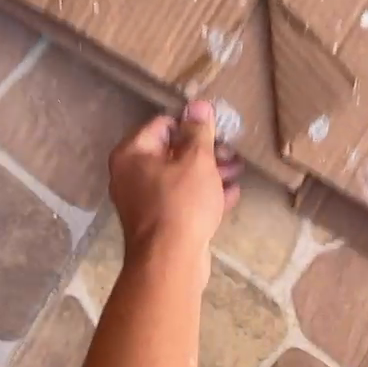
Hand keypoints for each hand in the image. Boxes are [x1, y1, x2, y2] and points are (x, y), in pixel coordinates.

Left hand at [107, 101, 243, 263]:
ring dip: (208, 172)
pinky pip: (181, 200)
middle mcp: (130, 175)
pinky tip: (231, 193)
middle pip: (171, 152)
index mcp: (132, 153)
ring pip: (178, 177)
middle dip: (204, 151)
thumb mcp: (196, 160)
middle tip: (232, 152)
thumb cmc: (181, 203)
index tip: (217, 129)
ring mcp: (142, 201)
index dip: (191, 124)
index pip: (162, 125)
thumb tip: (198, 104)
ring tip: (237, 170)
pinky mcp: (157, 223)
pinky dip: (203, 195)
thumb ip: (198, 131)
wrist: (170, 262)